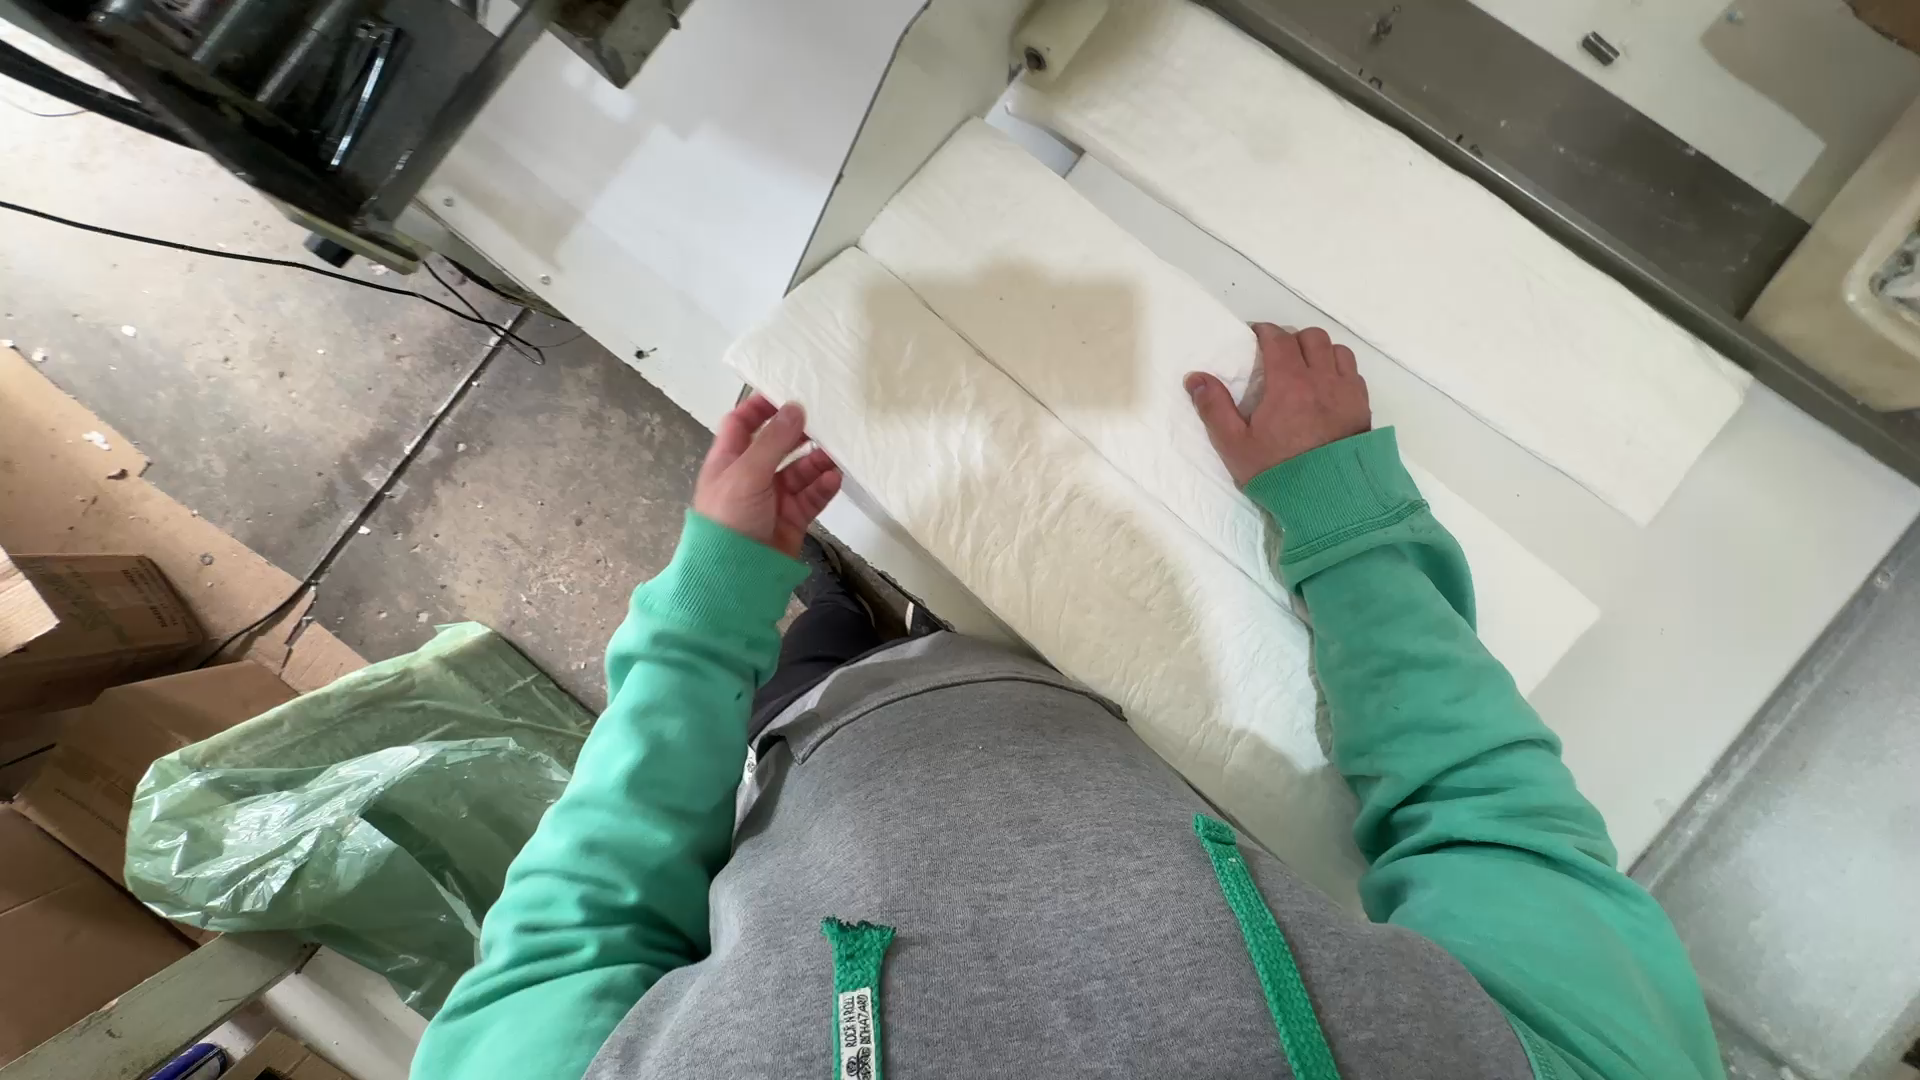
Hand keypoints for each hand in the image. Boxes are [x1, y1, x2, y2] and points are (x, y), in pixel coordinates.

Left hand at [693, 393, 842, 556]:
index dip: (761, 407)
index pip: (742, 423)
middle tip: (824, 420)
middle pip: (778, 445)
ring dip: (817, 461)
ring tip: (836, 453)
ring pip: (800, 471)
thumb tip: (796, 408)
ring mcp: (773, 498)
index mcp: (729, 460)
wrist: (734, 576)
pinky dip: (823, 487)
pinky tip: (834, 479)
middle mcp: (751, 476)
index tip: (788, 393)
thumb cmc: (729, 519)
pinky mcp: (792, 518)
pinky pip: (812, 497)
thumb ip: (774, 441)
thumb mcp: (746, 473)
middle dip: (799, 433)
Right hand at [1185, 324, 1370, 485]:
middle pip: (1311, 337)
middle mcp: (1321, 378)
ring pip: (1336, 350)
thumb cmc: (1276, 470)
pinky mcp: (1362, 406)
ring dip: (1318, 350)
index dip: (1264, 331)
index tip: (1254, 334)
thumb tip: (1195, 378)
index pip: (1278, 339)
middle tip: (1276, 351)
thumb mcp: (1234, 444)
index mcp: (1288, 382)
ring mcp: (1347, 390)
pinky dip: (1338, 368)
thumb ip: (1214, 408)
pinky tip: (1327, 386)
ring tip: (1304, 366)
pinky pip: (1353, 372)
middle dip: (1291, 338)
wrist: (1329, 496)